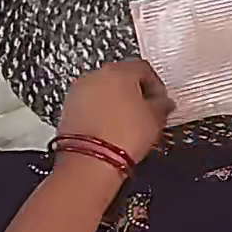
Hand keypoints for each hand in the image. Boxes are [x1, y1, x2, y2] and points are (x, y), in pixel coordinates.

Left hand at [57, 60, 174, 161]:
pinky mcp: (68, 110)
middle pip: (121, 76)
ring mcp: (79, 92)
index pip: (143, 68)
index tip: (161, 100)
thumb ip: (162, 104)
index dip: (156, 85)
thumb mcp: (155, 119)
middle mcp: (96, 76)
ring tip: (128, 123)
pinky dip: (101, 112)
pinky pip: (90, 105)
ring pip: (103, 90)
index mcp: (119, 71)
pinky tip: (112, 129)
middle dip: (135, 92)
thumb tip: (163, 103)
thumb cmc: (120, 138)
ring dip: (117, 102)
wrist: (90, 163)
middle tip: (147, 110)